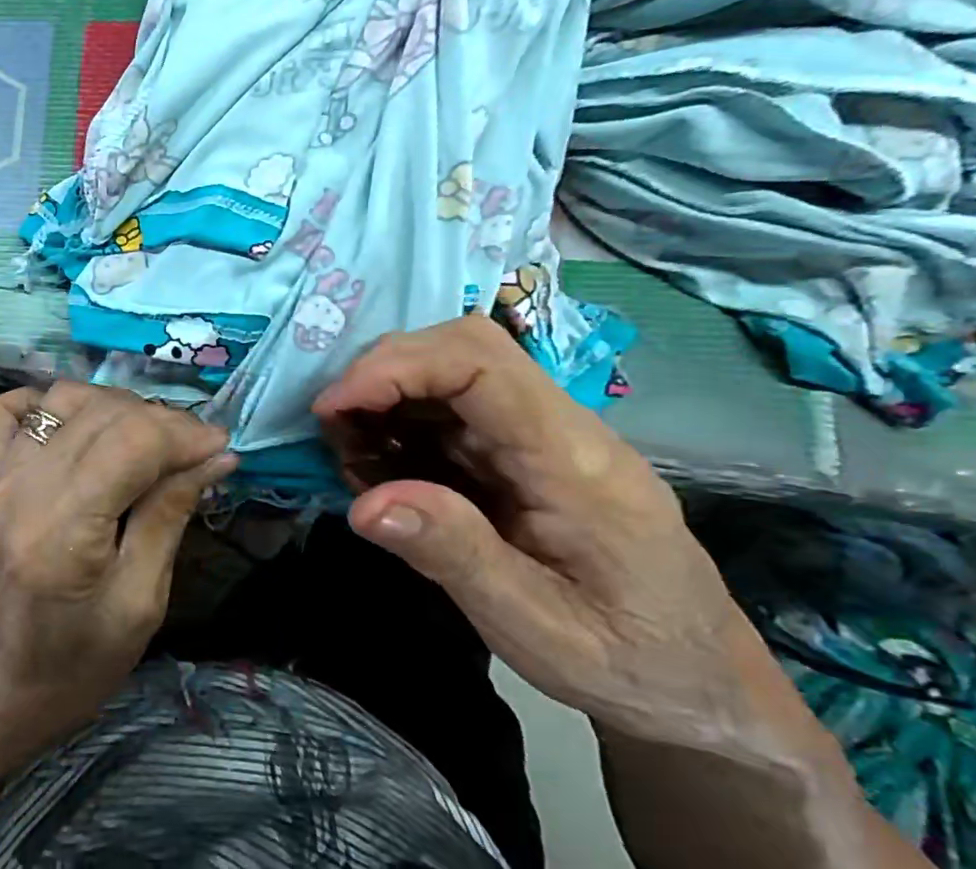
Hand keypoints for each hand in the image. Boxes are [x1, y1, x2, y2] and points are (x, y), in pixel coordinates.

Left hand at [0, 381, 236, 819]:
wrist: (5, 681)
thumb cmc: (80, 660)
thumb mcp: (142, 600)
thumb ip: (170, 514)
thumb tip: (215, 456)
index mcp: (62, 529)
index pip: (130, 441)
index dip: (183, 434)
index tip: (220, 448)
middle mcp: (20, 488)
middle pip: (100, 413)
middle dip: (159, 419)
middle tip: (193, 450)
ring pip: (60, 398)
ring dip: (112, 407)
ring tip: (145, 441)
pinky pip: (2, 408)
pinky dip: (43, 404)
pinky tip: (75, 427)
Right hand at [313, 316, 792, 752]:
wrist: (699, 684)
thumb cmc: (628, 661)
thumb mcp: (538, 630)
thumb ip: (456, 557)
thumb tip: (365, 504)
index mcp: (572, 461)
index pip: (481, 364)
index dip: (395, 367)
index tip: (332, 407)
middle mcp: (557, 430)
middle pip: (462, 348)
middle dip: (380, 373)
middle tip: (333, 430)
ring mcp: (537, 437)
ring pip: (447, 372)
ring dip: (382, 400)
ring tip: (352, 459)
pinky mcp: (516, 452)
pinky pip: (446, 411)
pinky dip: (395, 425)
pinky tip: (381, 471)